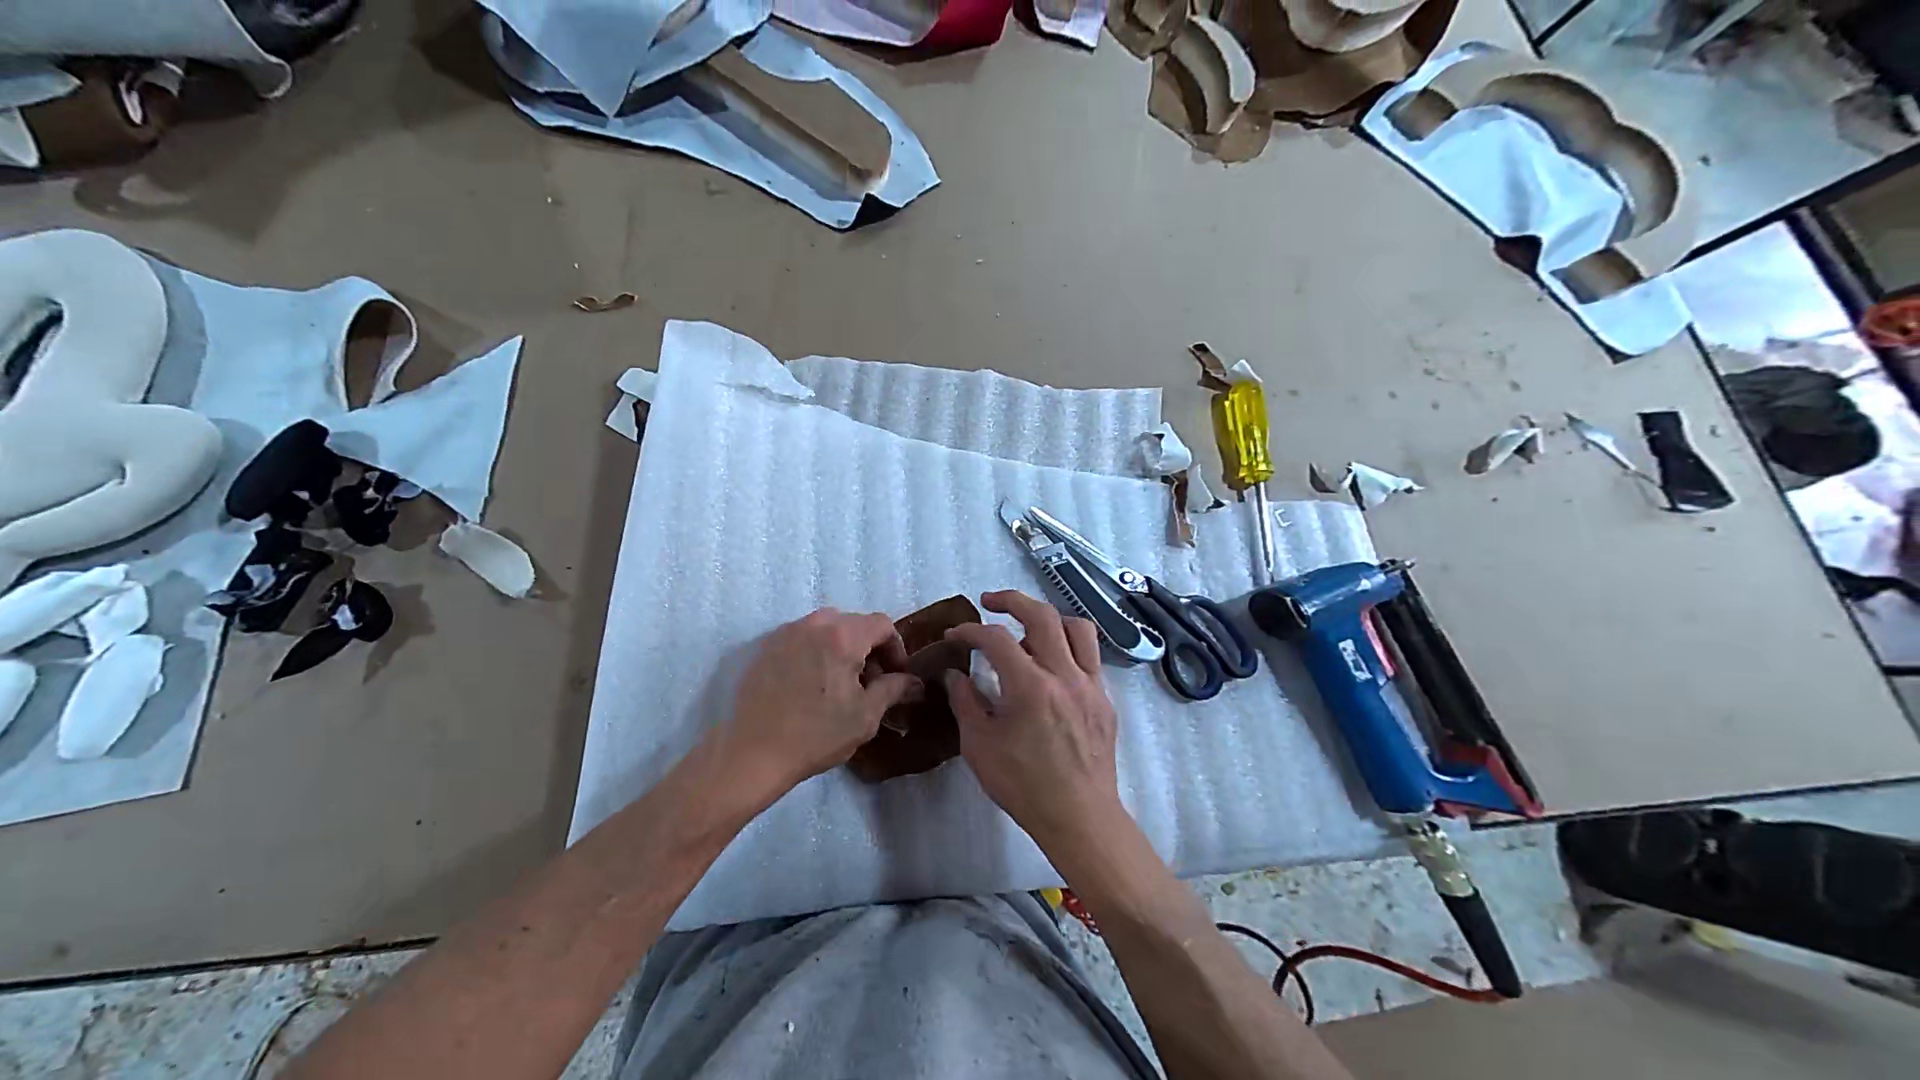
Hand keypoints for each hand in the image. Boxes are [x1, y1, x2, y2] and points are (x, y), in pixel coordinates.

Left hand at [716, 608, 920, 797]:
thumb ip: (894, 689)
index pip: (882, 624)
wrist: (753, 752)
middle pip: (853, 623)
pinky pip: (801, 639)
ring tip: (841, 683)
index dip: (896, 647)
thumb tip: (914, 682)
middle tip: (871, 681)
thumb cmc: (816, 734)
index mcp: (842, 636)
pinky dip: (815, 652)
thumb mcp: (865, 716)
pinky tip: (812, 685)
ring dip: (841, 648)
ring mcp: (786, 633)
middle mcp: (814, 624)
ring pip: (826, 629)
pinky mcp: (765, 648)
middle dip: (868, 647)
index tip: (896, 675)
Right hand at [944, 590, 1126, 850]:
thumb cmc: (1023, 786)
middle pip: (1042, 615)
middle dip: (1012, 600)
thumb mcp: (979, 746)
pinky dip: (1069, 647)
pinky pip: (1090, 657)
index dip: (970, 631)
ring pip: (1077, 628)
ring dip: (1049, 619)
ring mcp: (1091, 685)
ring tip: (1028, 630)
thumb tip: (954, 674)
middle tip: (990, 602)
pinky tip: (1052, 665)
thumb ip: (965, 702)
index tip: (955, 635)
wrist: (1079, 817)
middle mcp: (1065, 675)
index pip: (996, 638)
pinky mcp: (1105, 699)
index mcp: (1030, 686)